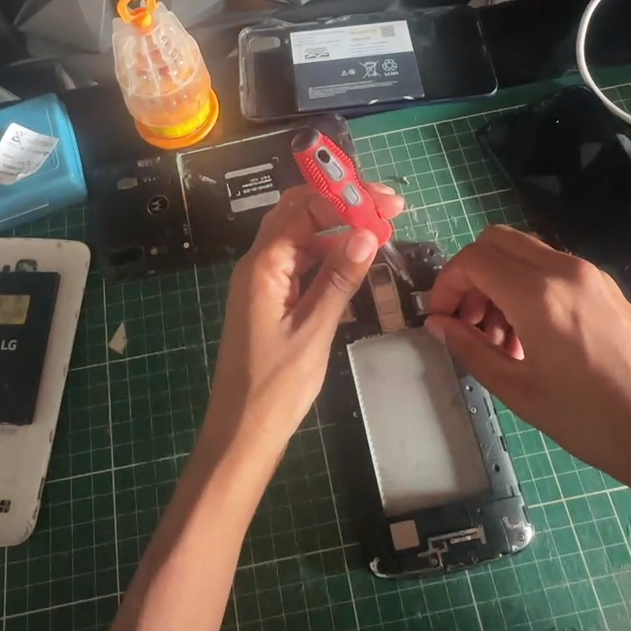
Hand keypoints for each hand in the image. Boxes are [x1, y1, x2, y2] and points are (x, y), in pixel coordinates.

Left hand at [202, 183, 404, 456]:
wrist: (242, 431)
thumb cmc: (276, 385)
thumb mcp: (314, 330)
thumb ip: (339, 278)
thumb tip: (367, 232)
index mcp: (263, 265)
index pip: (303, 209)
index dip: (345, 199)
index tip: (387, 202)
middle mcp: (259, 263)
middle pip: (298, 212)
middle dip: (342, 203)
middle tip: (388, 208)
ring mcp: (264, 280)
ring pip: (301, 236)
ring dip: (337, 227)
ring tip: (380, 229)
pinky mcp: (271, 298)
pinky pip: (300, 261)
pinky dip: (328, 254)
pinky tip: (356, 260)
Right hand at [422, 225, 630, 488]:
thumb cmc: (594, 422)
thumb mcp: (520, 392)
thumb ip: (470, 350)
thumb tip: (436, 323)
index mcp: (539, 294)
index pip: (473, 260)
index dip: (446, 285)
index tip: (439, 319)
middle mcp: (564, 270)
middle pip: (495, 241)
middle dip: (470, 275)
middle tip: (467, 323)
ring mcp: (590, 275)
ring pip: (523, 251)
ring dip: (498, 280)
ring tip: (499, 340)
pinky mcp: (607, 288)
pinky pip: (550, 268)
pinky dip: (526, 286)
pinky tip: (531, 338)